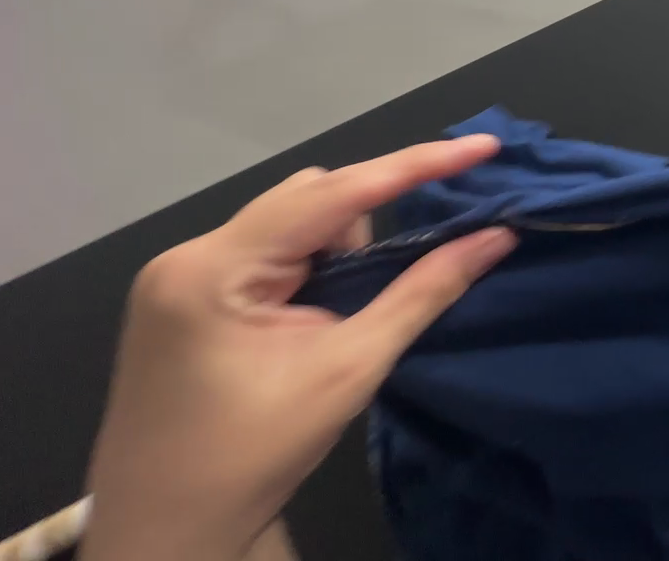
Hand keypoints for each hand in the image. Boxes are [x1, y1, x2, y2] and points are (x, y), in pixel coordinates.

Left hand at [81, 135, 517, 560]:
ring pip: (299, 214)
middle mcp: (192, 256)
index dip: (418, 163)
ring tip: (360, 298)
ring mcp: (185, 275)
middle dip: (380, 208)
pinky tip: (334, 295)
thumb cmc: (255, 450)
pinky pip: (279, 243)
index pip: (336, 191)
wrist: (168, 532)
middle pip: (314, 194)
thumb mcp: (354, 364)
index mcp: (215, 269)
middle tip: (433, 242)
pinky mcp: (192, 294)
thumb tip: (500, 234)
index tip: (486, 146)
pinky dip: (323, 255)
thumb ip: (429, 288)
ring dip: (349, 236)